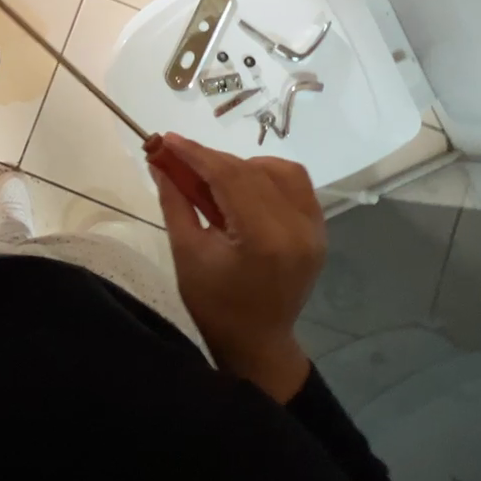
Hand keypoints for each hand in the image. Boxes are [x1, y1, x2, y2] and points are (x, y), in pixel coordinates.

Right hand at [149, 134, 325, 402]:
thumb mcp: (185, 251)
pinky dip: (266, 177)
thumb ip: (174, 201)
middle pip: (252, 170)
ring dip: (243, 165)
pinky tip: (242, 189)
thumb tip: (160, 162)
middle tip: (178, 155)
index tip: (167, 139)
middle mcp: (298, 228)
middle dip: (212, 158)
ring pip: (280, 171)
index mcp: (263, 239)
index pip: (230, 177)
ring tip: (214, 178)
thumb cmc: (213, 302)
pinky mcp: (320, 231)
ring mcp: (315, 229)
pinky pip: (296, 186)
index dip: (196, 154)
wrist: (256, 341)